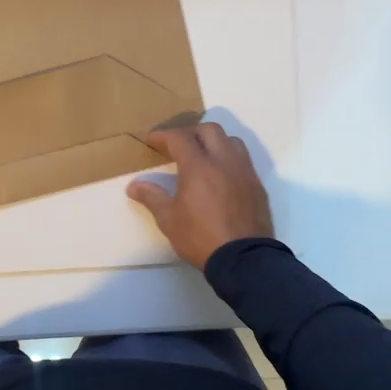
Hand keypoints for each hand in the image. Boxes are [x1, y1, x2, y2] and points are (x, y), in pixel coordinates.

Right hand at [127, 123, 273, 268]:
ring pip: (231, 141)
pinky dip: (228, 158)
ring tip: (202, 156)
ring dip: (214, 142)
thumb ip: (151, 197)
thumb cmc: (200, 237)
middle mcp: (224, 161)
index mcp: (199, 166)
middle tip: (177, 146)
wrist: (243, 259)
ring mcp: (244, 172)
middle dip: (190, 133)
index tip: (152, 140)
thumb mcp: (168, 219)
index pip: (180, 138)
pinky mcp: (257, 186)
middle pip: (209, 130)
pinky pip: (243, 160)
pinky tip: (220, 176)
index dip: (163, 135)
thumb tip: (134, 186)